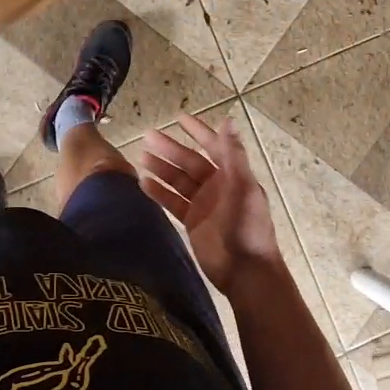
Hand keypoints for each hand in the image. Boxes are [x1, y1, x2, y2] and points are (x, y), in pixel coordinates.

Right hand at [138, 114, 284, 294]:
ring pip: (178, 180)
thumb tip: (229, 120)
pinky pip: (172, 202)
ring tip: (141, 156)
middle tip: (147, 136)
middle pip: (189, 162)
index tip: (179, 118)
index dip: (197, 131)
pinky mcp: (192, 222)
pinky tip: (142, 182)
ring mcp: (203, 204)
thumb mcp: (243, 187)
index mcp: (233, 175)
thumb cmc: (248, 226)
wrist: (246, 271)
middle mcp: (217, 186)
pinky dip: (158, 192)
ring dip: (161, 168)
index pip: (213, 146)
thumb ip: (234, 155)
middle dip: (170, 149)